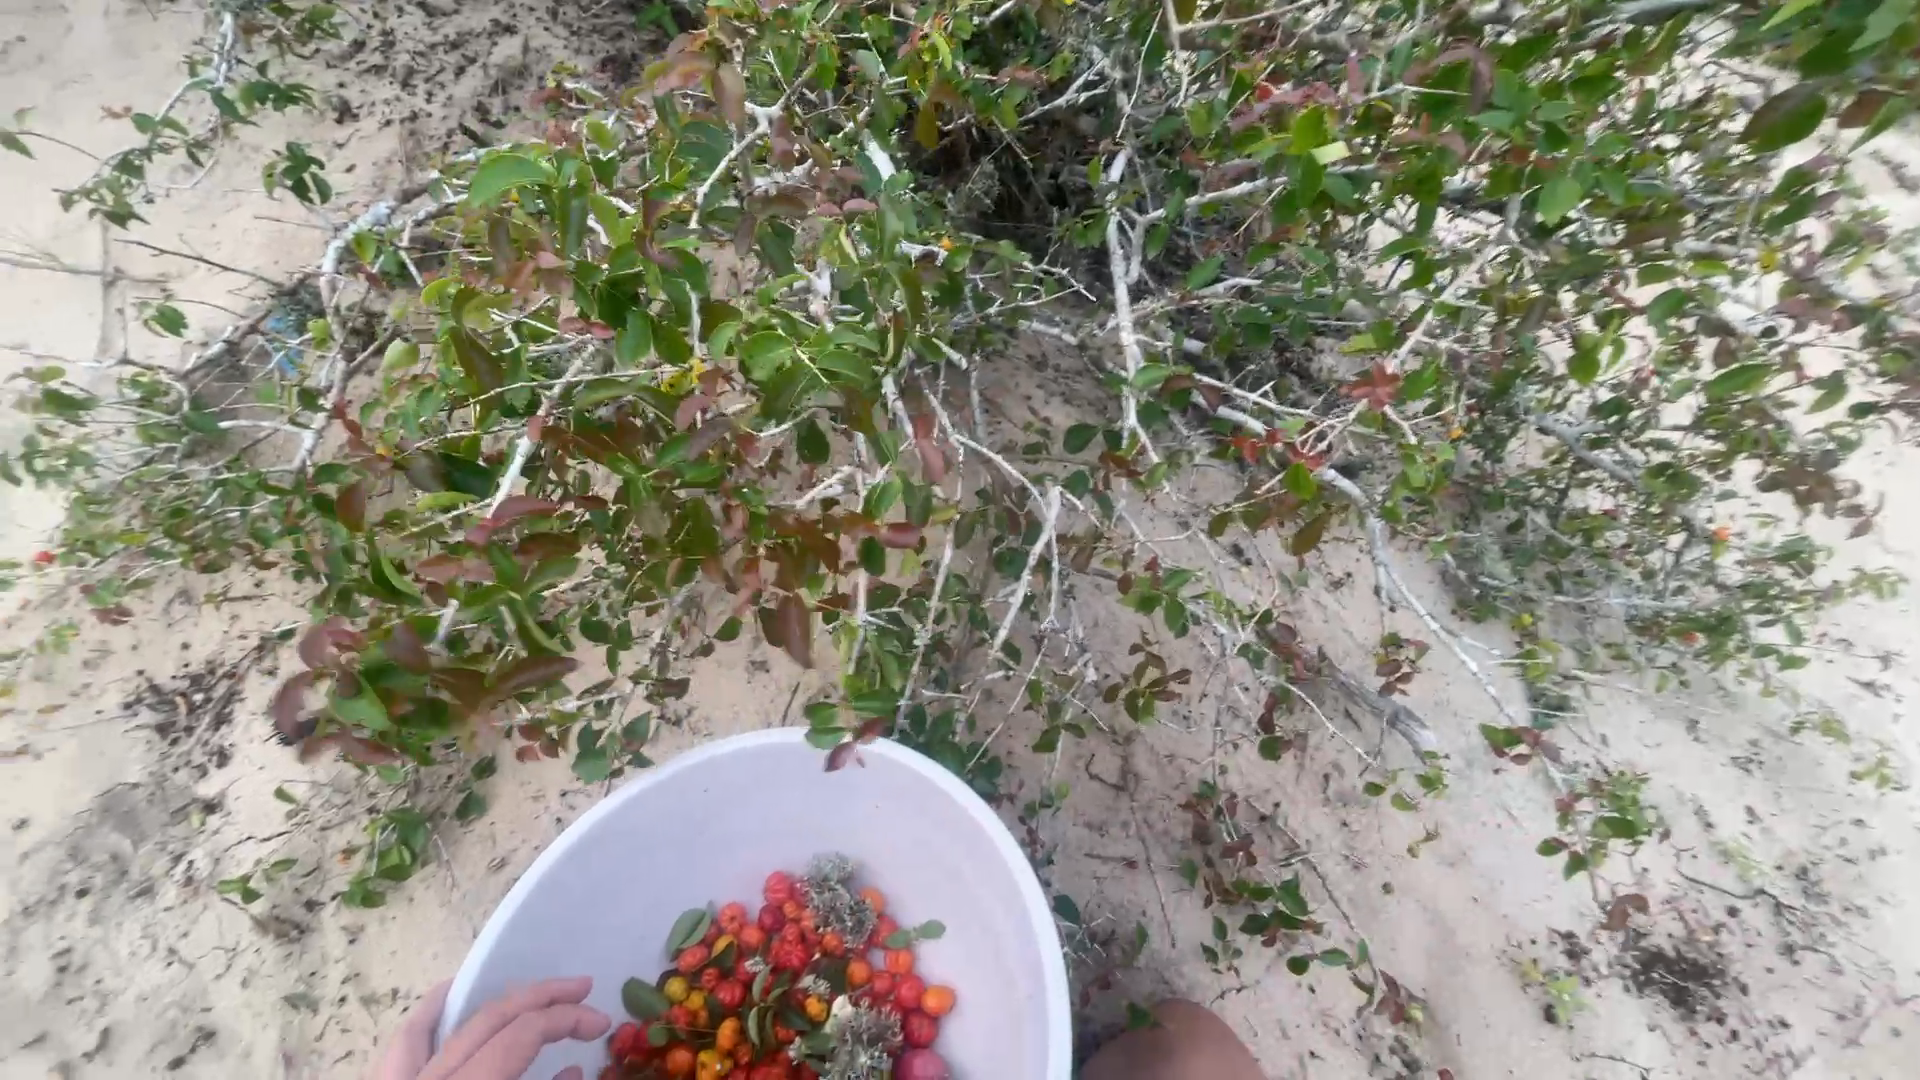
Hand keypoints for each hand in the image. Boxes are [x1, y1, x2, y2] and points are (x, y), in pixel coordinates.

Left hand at [371, 976, 611, 1079]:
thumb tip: (574, 1070)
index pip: (523, 1033)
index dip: (567, 1020)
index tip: (600, 1025)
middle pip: (490, 1019)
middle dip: (543, 998)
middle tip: (582, 990)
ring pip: (432, 1025)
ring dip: (483, 998)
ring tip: (519, 986)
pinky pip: (399, 1048)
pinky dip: (424, 1017)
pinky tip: (445, 999)